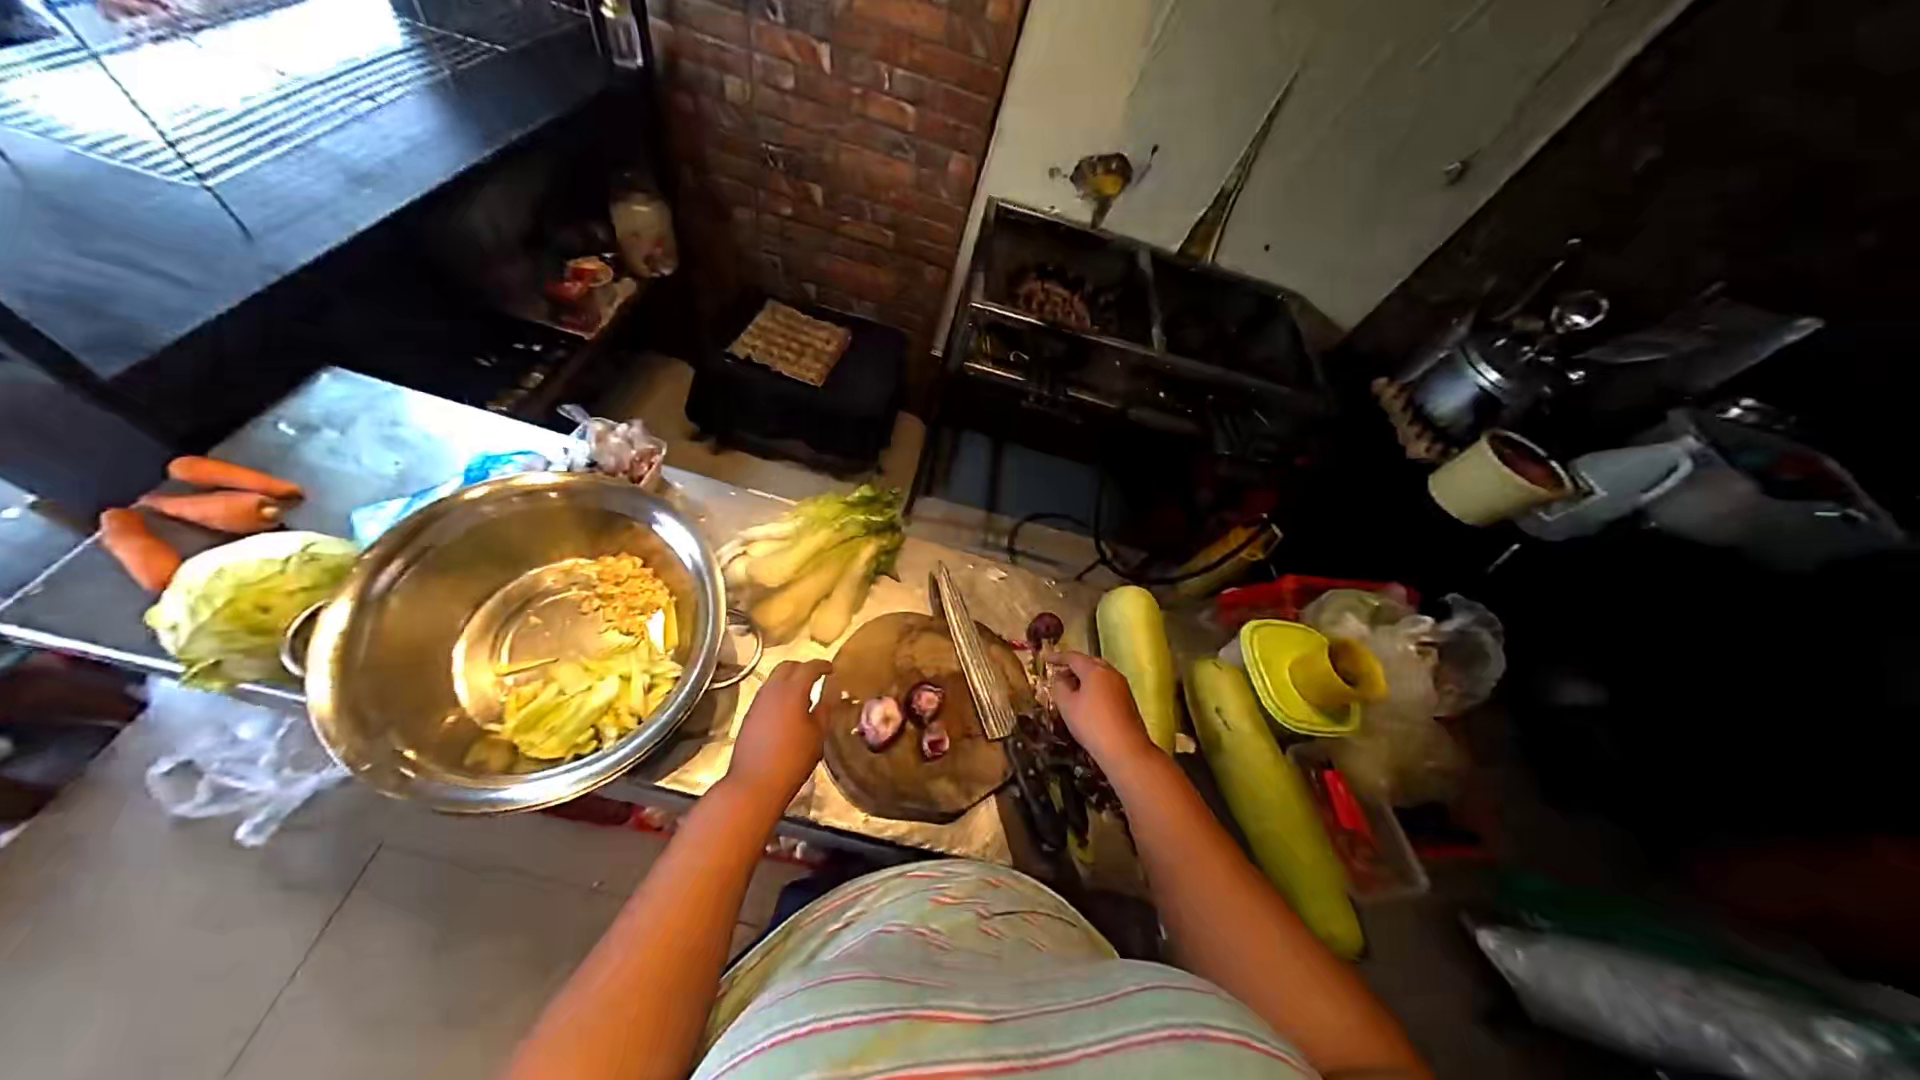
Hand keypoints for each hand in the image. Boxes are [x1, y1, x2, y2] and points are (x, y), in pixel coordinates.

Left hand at [722, 659, 831, 809]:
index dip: (822, 665)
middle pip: (787, 667)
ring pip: (774, 679)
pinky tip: (788, 709)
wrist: (754, 783)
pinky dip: (779, 693)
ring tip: (804, 692)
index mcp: (792, 691)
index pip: (808, 668)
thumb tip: (831, 694)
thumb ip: (824, 710)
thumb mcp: (817, 735)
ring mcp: (757, 703)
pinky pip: (767, 694)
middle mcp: (771, 691)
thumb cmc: (793, 759)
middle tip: (817, 676)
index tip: (832, 668)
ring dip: (789, 680)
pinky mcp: (749, 716)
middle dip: (803, 667)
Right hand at [1048, 651, 1158, 768]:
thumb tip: (1060, 679)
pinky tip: (1087, 700)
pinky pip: (1107, 686)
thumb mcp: (1067, 705)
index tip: (1045, 658)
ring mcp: (1122, 686)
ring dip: (1084, 677)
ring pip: (1100, 674)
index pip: (1073, 657)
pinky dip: (1094, 687)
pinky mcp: (1127, 700)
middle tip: (1059, 672)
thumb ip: (1059, 687)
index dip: (1058, 657)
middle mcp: (1111, 673)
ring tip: (1071, 687)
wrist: (1125, 749)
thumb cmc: (1091, 724)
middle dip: (1073, 666)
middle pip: (1089, 663)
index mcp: (1095, 670)